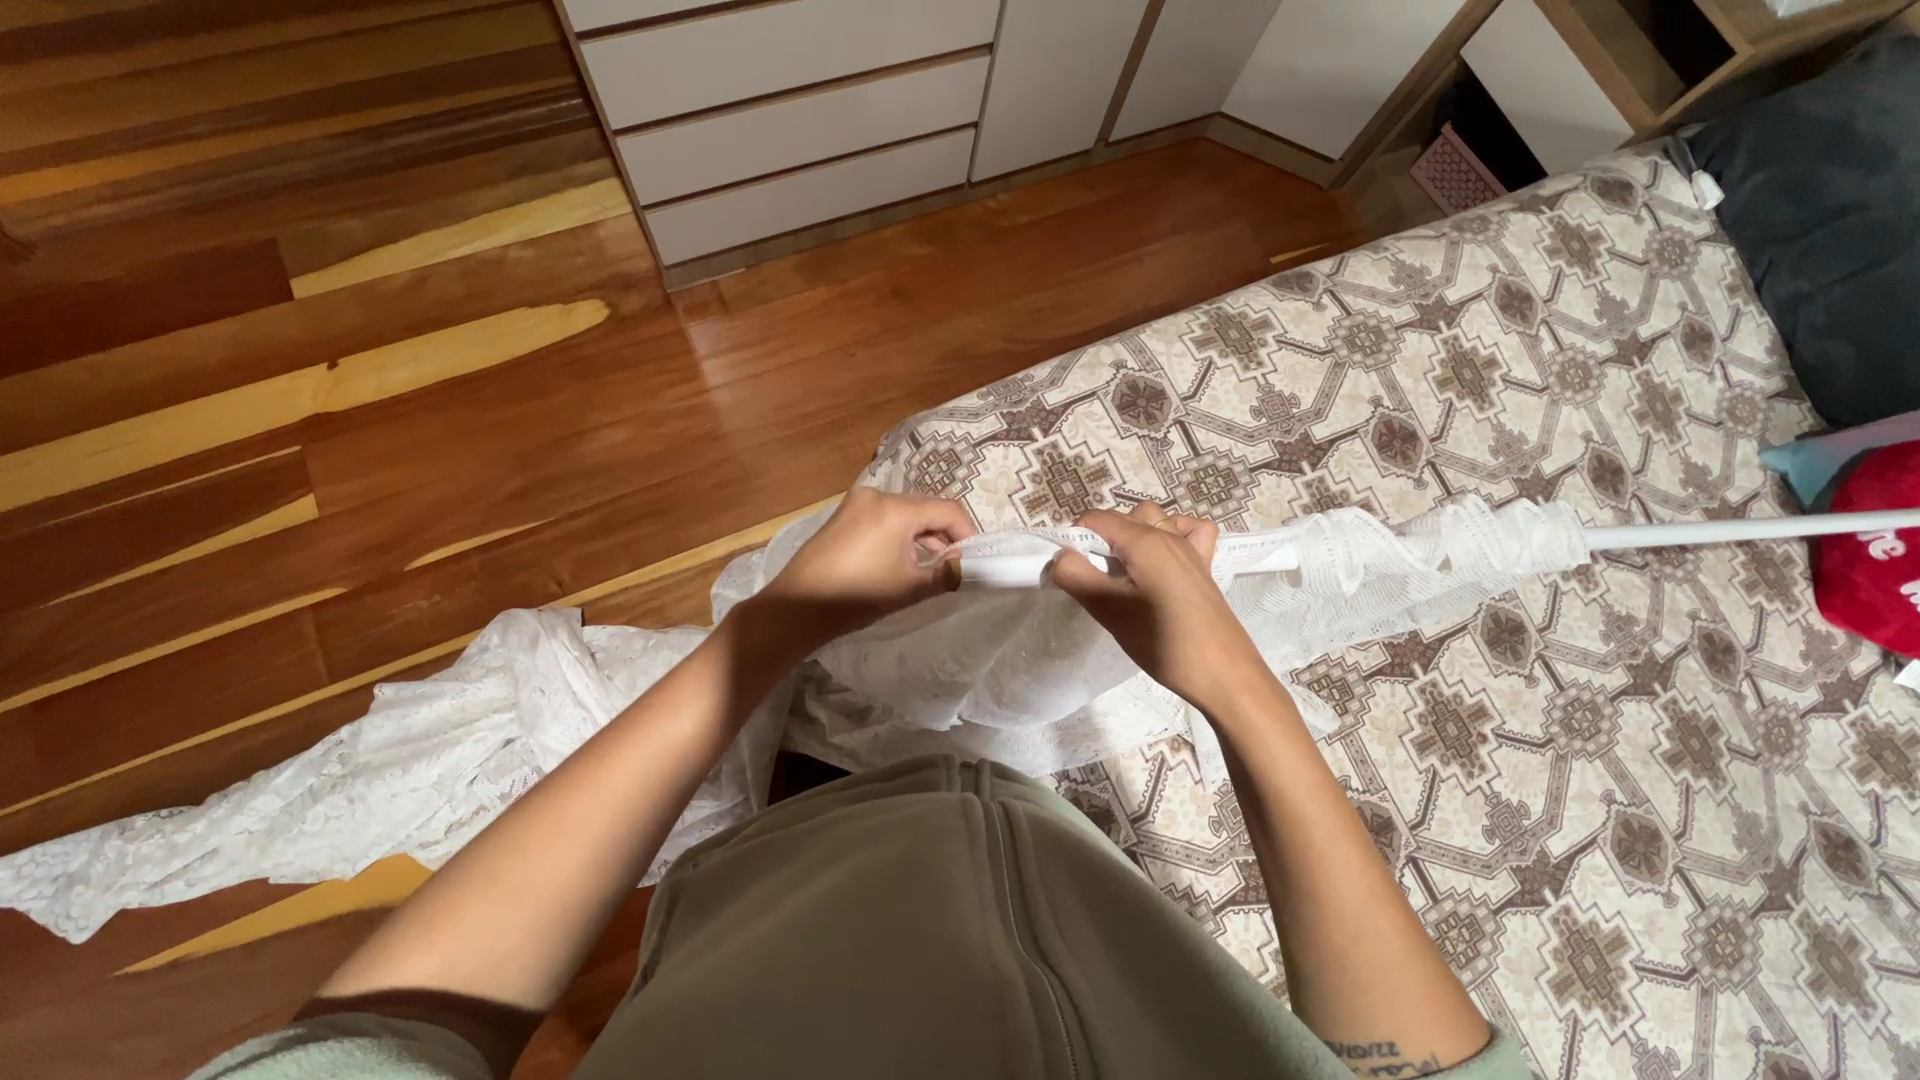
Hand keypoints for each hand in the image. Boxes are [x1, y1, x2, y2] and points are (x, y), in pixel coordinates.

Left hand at [739, 487, 975, 651]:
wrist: (797, 607)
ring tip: (930, 567)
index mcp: (896, 509)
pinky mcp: (843, 515)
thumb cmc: (858, 597)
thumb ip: (945, 575)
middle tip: (954, 565)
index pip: (947, 510)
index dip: (967, 533)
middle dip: (944, 534)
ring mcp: (856, 503)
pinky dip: (899, 534)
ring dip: (922, 535)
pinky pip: (883, 517)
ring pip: (904, 513)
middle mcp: (877, 495)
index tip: (974, 558)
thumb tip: (967, 568)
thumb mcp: (909, 589)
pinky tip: (901, 560)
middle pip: (925, 508)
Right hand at [1052, 503, 1277, 713]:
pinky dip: (1170, 535)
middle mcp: (1169, 535)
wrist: (1224, 674)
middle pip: (1123, 517)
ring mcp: (1190, 549)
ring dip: (1130, 535)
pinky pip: (1187, 532)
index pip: (1096, 519)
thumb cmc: (1163, 642)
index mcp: (1144, 541)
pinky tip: (1160, 560)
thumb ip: (1077, 577)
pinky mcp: (1203, 567)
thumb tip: (1059, 556)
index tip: (1068, 571)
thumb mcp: (1110, 611)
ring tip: (1120, 571)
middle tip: (1090, 578)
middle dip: (1098, 538)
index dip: (1074, 539)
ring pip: (1153, 520)